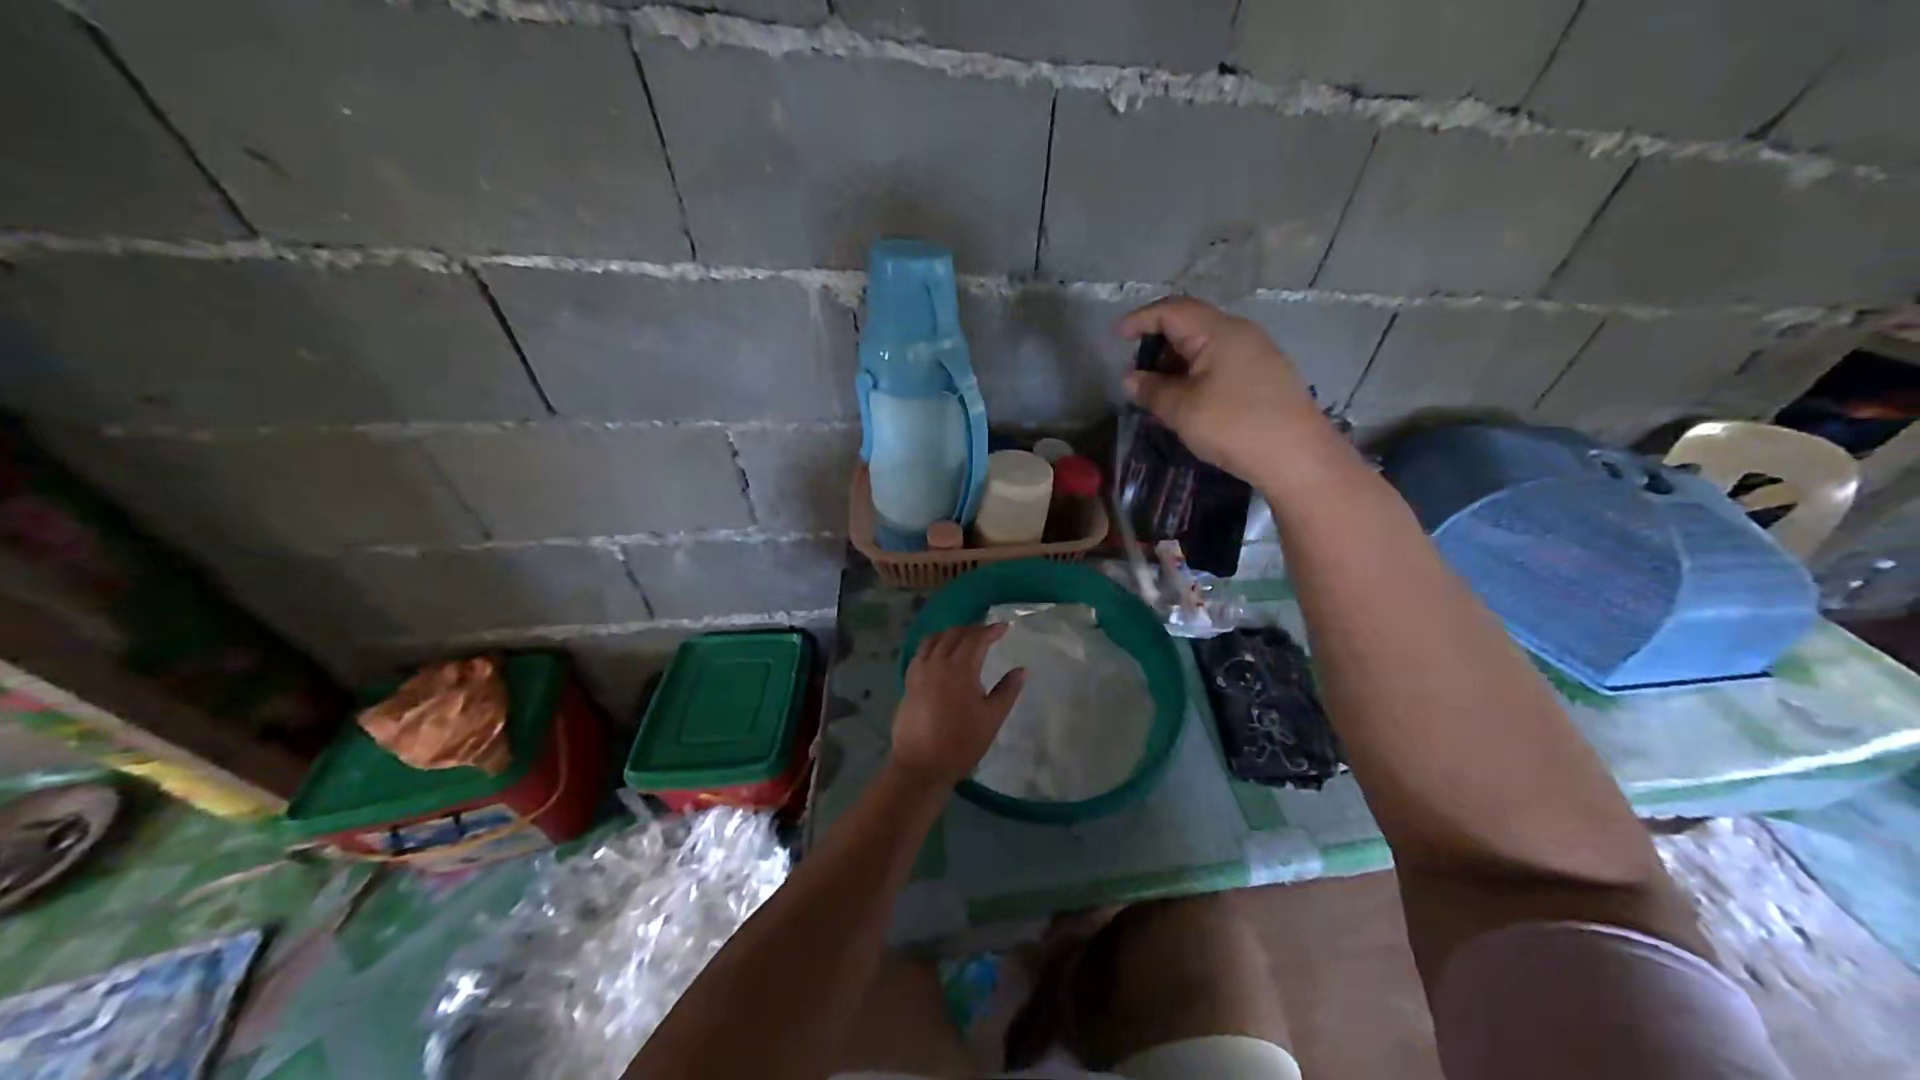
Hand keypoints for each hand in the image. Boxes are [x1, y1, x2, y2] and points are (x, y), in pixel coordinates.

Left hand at [890, 625, 1026, 787]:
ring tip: (964, 639)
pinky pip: (922, 652)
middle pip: (954, 634)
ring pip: (934, 639)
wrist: (922, 765)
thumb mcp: (992, 718)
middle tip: (987, 633)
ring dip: (951, 634)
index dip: (991, 630)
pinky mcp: (909, 682)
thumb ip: (1007, 690)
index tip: (1004, 628)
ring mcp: (919, 671)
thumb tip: (1021, 670)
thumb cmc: (961, 742)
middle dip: (972, 629)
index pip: (976, 638)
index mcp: (959, 668)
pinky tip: (941, 656)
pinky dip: (934, 645)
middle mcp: (937, 662)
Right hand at [1118, 297, 1330, 481]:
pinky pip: (1222, 363)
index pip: (1172, 310)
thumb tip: (1131, 378)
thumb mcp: (1182, 410)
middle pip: (1190, 325)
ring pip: (1207, 346)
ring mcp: (1258, 354)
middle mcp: (1240, 333)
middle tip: (1137, 373)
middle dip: (1158, 344)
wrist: (1297, 457)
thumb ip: (1151, 390)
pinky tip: (1189, 401)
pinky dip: (1197, 374)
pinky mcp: (1267, 377)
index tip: (1116, 336)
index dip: (1140, 319)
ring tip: (1159, 392)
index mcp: (1218, 332)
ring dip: (1177, 363)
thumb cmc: (1234, 426)